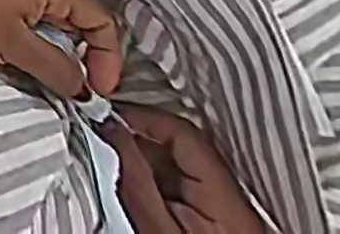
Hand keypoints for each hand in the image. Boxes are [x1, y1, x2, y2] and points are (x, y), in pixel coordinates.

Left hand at [0, 0, 121, 98]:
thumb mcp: (14, 44)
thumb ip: (55, 68)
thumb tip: (83, 87)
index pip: (104, 22)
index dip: (110, 60)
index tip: (96, 91)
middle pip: (81, 18)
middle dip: (84, 56)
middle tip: (71, 85)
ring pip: (54, 15)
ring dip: (57, 45)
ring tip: (41, 70)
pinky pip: (31, 8)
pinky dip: (34, 31)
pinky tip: (16, 47)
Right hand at [102, 106, 266, 233]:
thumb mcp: (155, 233)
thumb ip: (134, 177)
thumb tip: (111, 128)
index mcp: (228, 204)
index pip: (185, 133)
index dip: (144, 117)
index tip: (109, 117)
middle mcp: (236, 204)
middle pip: (182, 146)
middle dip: (139, 137)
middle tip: (103, 138)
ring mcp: (230, 215)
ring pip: (179, 164)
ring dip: (144, 157)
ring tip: (113, 164)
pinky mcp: (220, 224)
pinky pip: (182, 184)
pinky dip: (154, 178)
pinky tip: (133, 187)